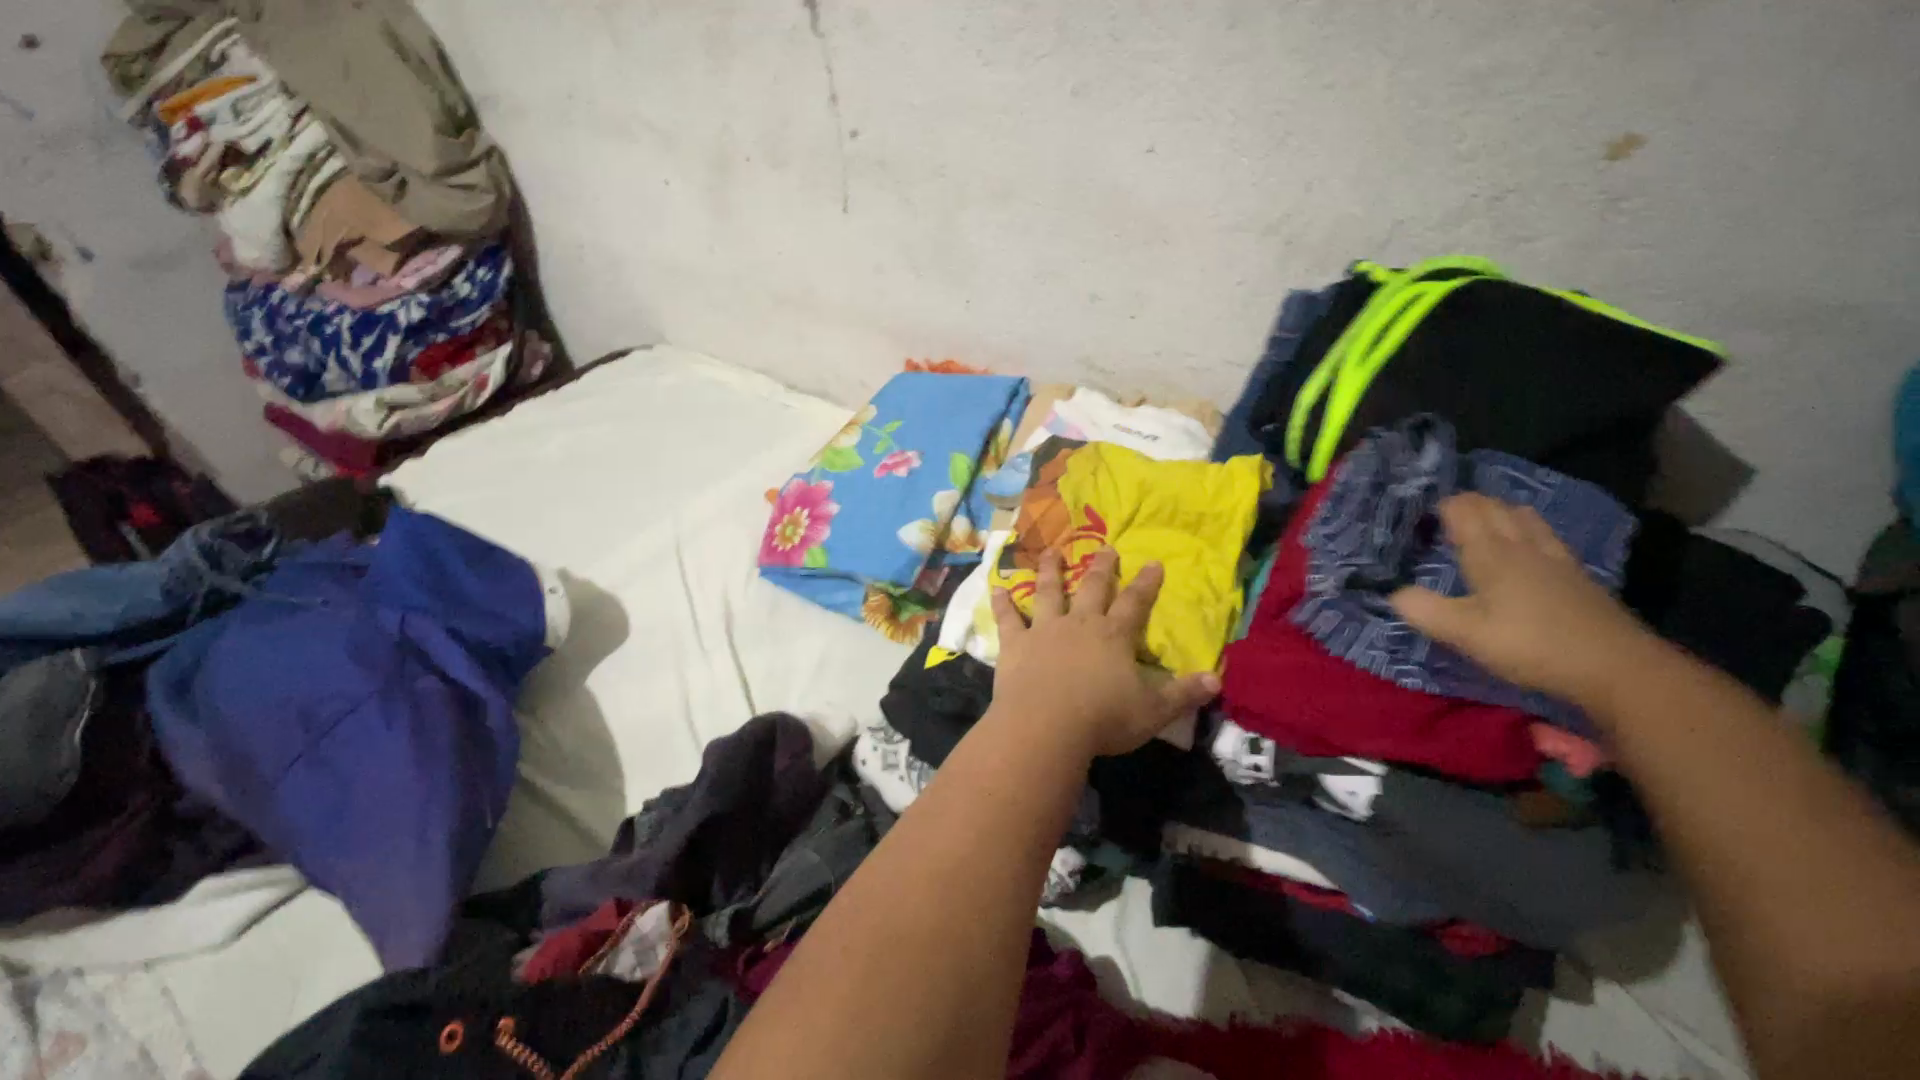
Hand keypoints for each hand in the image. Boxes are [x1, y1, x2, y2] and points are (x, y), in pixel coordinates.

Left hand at [989, 548, 1219, 757]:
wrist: (1045, 726)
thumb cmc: (1103, 719)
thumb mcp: (1153, 711)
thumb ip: (1182, 694)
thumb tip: (1216, 681)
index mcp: (1114, 636)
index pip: (1135, 603)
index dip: (1146, 583)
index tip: (1154, 563)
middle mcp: (1080, 624)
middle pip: (1092, 588)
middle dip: (1101, 567)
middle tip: (1106, 547)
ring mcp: (1044, 631)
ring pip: (1048, 592)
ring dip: (1051, 570)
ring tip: (1052, 551)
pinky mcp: (1015, 645)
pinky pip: (1008, 619)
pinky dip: (1002, 603)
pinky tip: (996, 588)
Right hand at [1390, 493, 1657, 704]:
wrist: (1615, 666)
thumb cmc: (1530, 645)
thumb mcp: (1465, 634)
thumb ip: (1423, 610)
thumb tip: (1391, 592)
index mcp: (1490, 552)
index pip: (1462, 509)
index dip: (1441, 505)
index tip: (1420, 515)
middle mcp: (1522, 544)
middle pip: (1494, 507)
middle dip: (1468, 504)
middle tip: (1444, 518)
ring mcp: (1555, 557)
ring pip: (1524, 517)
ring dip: (1500, 513)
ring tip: (1484, 526)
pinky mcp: (1577, 575)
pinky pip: (1545, 536)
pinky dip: (1526, 531)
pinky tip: (1526, 550)